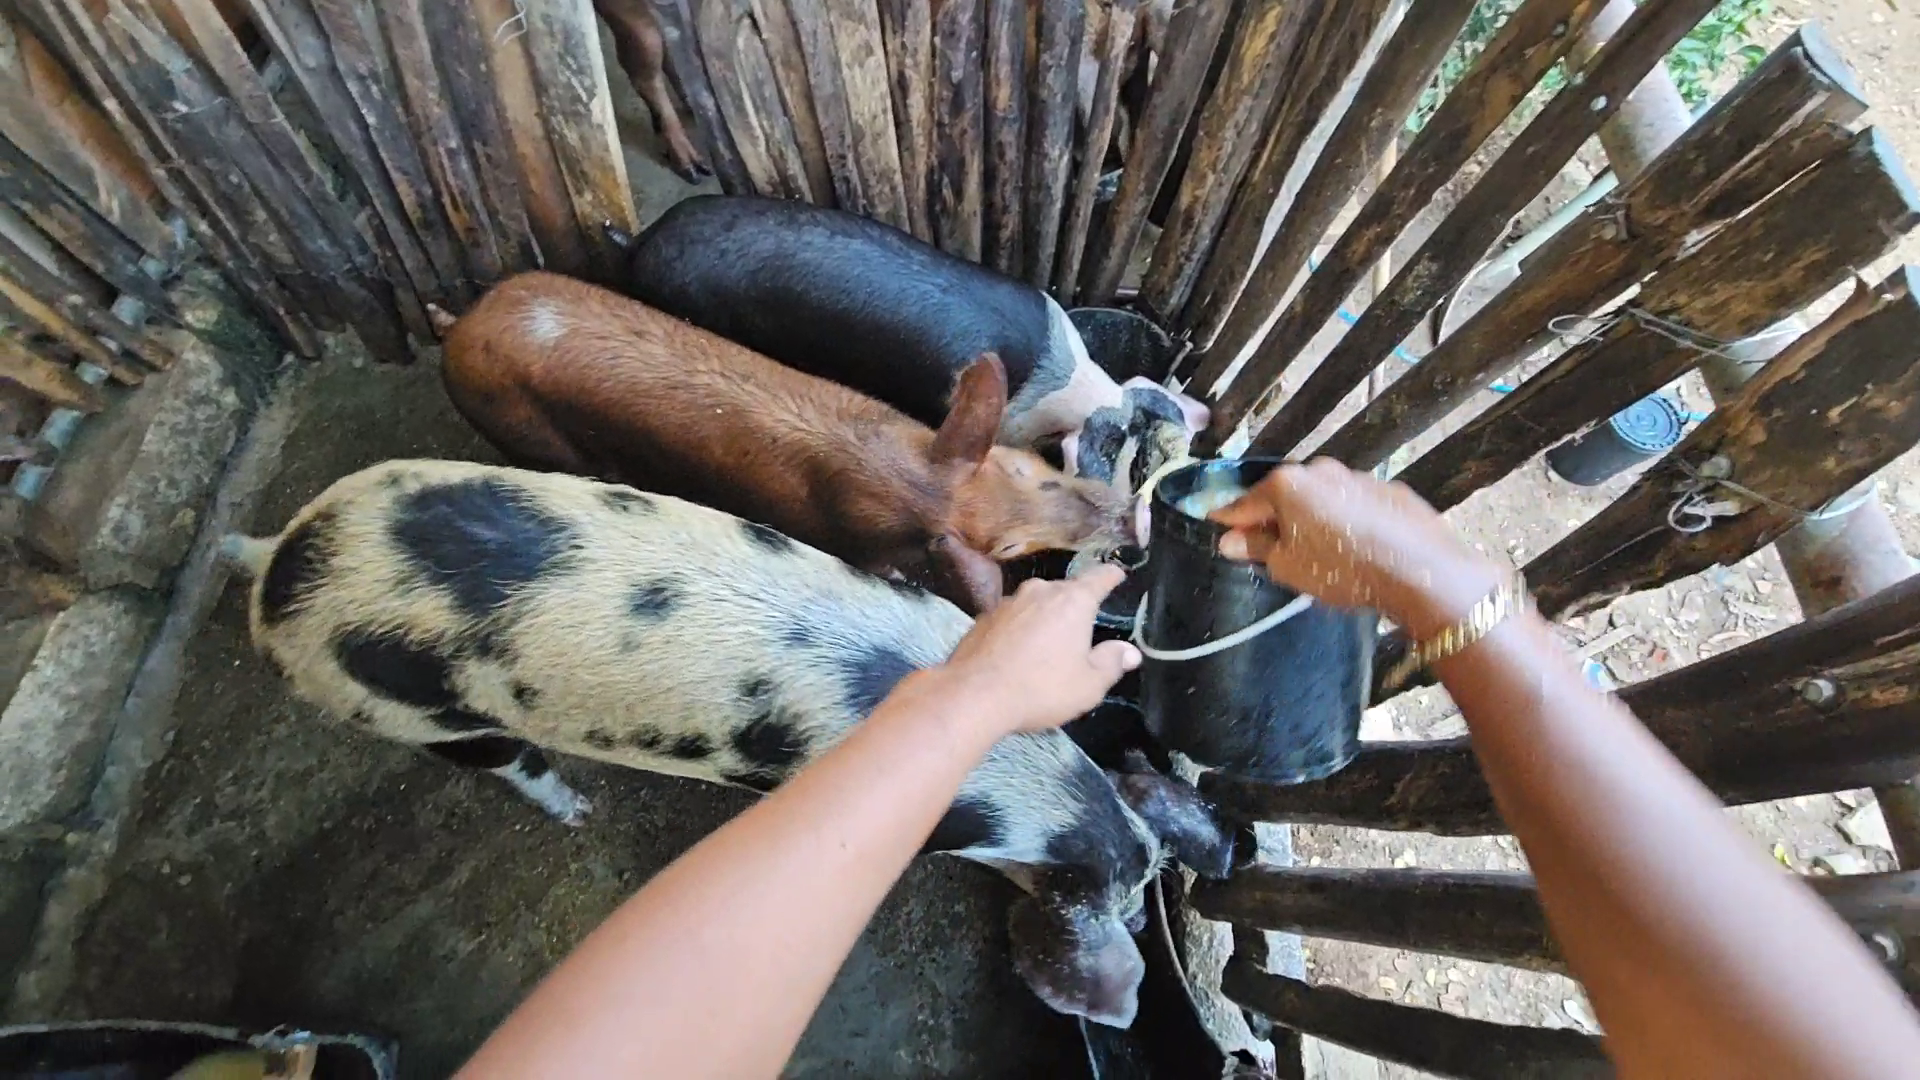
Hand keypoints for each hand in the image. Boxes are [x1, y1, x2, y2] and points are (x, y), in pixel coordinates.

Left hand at [938, 566, 1141, 732]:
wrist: (974, 694)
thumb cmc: (1041, 688)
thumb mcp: (1088, 684)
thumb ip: (1112, 663)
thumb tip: (1129, 651)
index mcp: (1072, 601)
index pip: (1099, 578)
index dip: (1111, 576)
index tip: (1117, 573)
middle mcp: (1040, 591)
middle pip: (1066, 591)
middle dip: (1076, 606)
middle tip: (1082, 631)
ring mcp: (1008, 602)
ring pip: (1036, 603)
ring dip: (1045, 618)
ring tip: (1048, 645)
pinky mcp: (984, 617)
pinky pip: (1012, 618)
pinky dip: (1020, 629)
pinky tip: (1017, 653)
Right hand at [1211, 459, 1504, 639]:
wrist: (1423, 571)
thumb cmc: (1340, 568)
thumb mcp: (1287, 565)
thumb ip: (1255, 547)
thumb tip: (1228, 540)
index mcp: (1286, 485)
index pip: (1244, 503)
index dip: (1227, 518)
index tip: (1213, 524)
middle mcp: (1319, 471)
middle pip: (1283, 495)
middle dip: (1273, 516)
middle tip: (1269, 545)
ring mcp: (1358, 477)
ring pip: (1321, 497)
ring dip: (1312, 517)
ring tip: (1316, 548)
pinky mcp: (1390, 490)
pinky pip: (1354, 504)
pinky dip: (1345, 519)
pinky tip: (1354, 544)